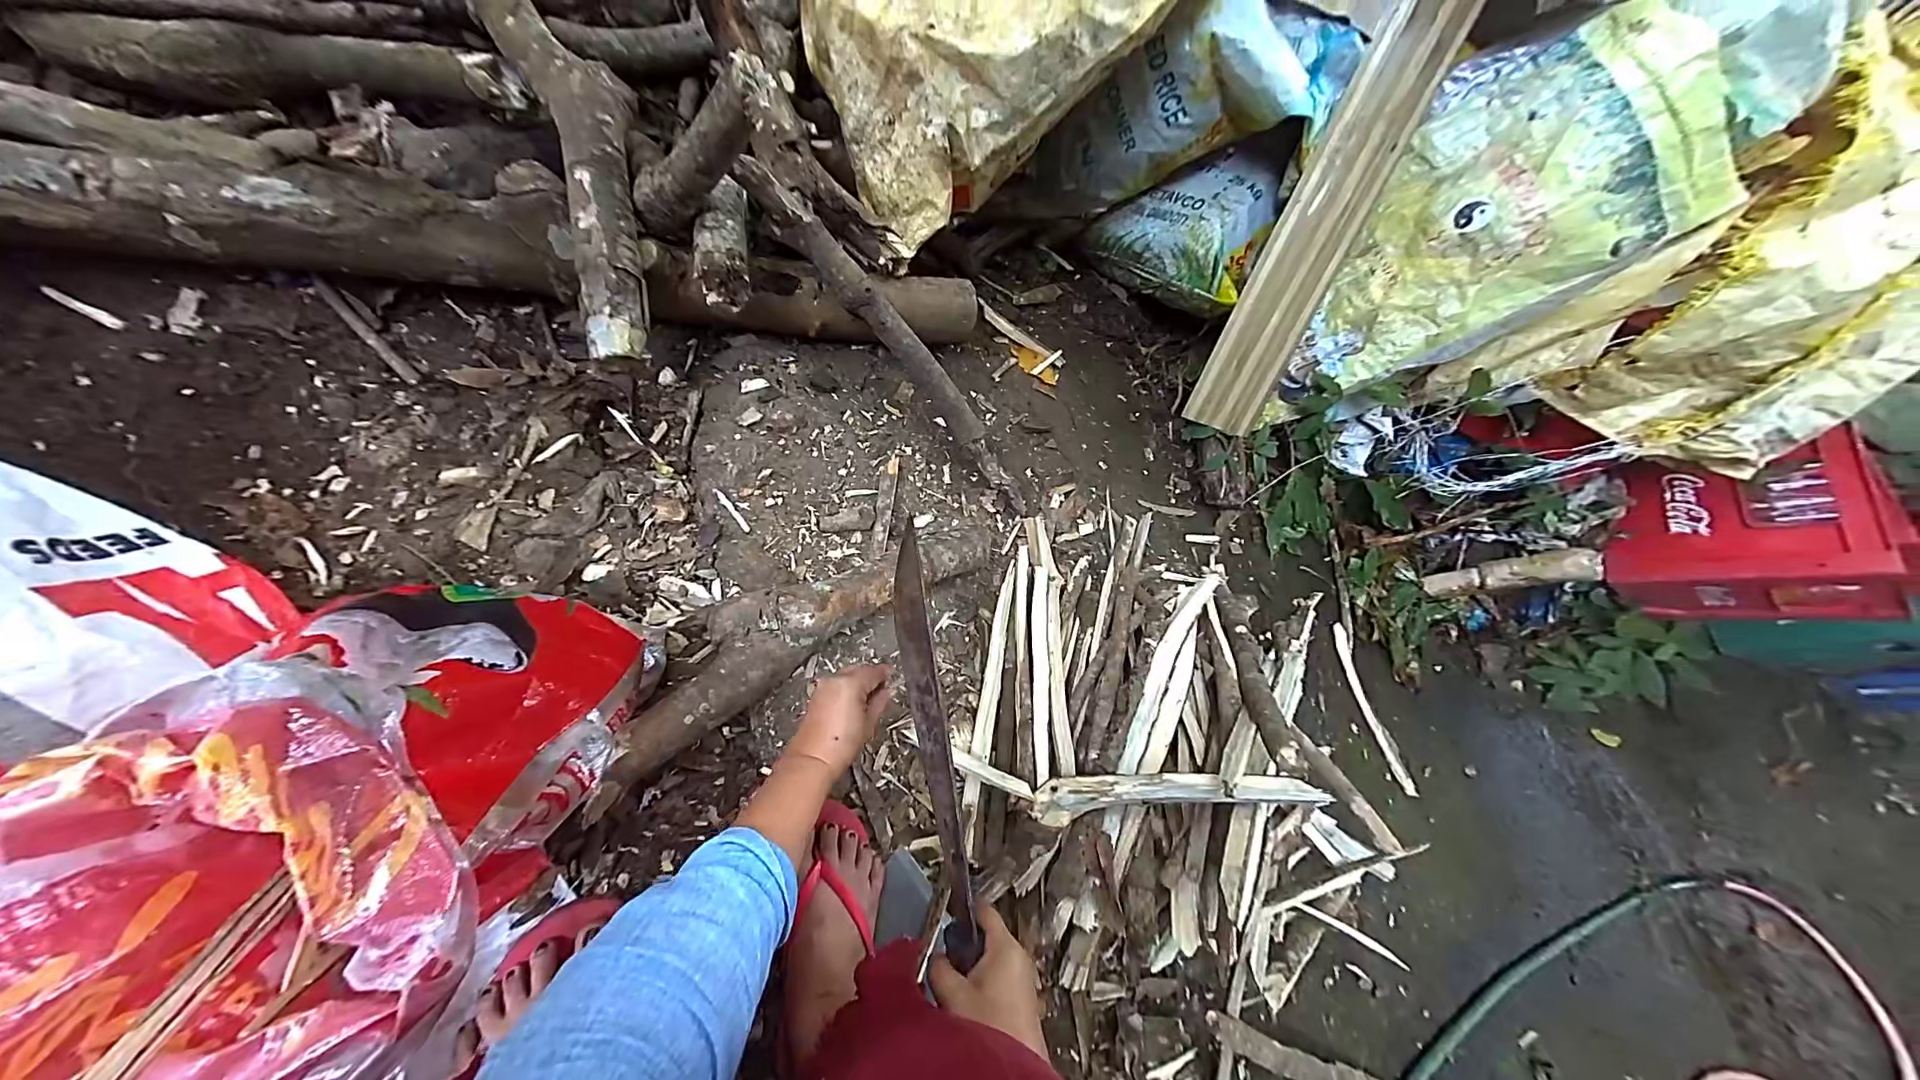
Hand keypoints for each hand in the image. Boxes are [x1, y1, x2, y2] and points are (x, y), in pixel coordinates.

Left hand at [784, 663, 891, 773]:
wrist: (813, 760)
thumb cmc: (839, 746)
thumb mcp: (869, 723)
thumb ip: (879, 702)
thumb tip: (884, 693)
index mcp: (851, 683)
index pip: (874, 671)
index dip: (885, 675)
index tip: (890, 678)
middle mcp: (834, 680)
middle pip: (859, 671)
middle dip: (871, 678)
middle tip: (882, 689)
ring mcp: (823, 688)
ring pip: (846, 677)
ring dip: (858, 683)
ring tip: (867, 700)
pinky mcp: (816, 697)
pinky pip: (836, 686)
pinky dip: (845, 690)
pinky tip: (852, 705)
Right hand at [927, 904, 1048, 1062]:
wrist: (1014, 1066)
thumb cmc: (990, 1026)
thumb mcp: (953, 993)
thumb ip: (939, 967)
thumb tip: (935, 957)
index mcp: (1006, 946)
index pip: (985, 910)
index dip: (964, 908)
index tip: (948, 908)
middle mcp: (1018, 957)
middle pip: (986, 936)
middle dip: (963, 945)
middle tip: (944, 957)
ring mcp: (1022, 978)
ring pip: (989, 959)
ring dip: (970, 967)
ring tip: (953, 984)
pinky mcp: (1021, 998)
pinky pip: (997, 978)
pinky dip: (980, 982)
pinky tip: (968, 1002)